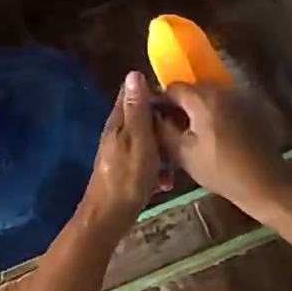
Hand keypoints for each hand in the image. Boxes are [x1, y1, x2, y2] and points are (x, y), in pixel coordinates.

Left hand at [81, 71, 169, 225]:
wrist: (109, 217)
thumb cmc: (127, 176)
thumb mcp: (138, 138)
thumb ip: (137, 109)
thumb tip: (133, 73)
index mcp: (118, 121)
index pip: (133, 94)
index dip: (154, 93)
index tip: (176, 100)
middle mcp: (116, 134)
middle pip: (143, 119)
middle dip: (163, 124)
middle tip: (182, 133)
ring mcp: (119, 154)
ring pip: (147, 142)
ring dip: (163, 151)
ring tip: (177, 163)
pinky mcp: (124, 172)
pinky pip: (145, 163)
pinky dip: (156, 171)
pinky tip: (165, 183)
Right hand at [157, 82, 290, 211]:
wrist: (264, 181)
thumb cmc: (219, 169)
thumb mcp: (183, 153)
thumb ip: (162, 130)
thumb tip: (153, 116)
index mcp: (202, 99)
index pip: (173, 87)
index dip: (163, 101)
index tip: (161, 119)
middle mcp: (221, 90)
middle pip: (194, 88)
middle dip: (183, 104)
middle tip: (179, 127)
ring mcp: (240, 97)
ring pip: (212, 95)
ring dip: (202, 107)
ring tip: (199, 132)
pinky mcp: (253, 107)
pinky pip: (228, 102)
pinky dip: (219, 112)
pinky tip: (221, 134)